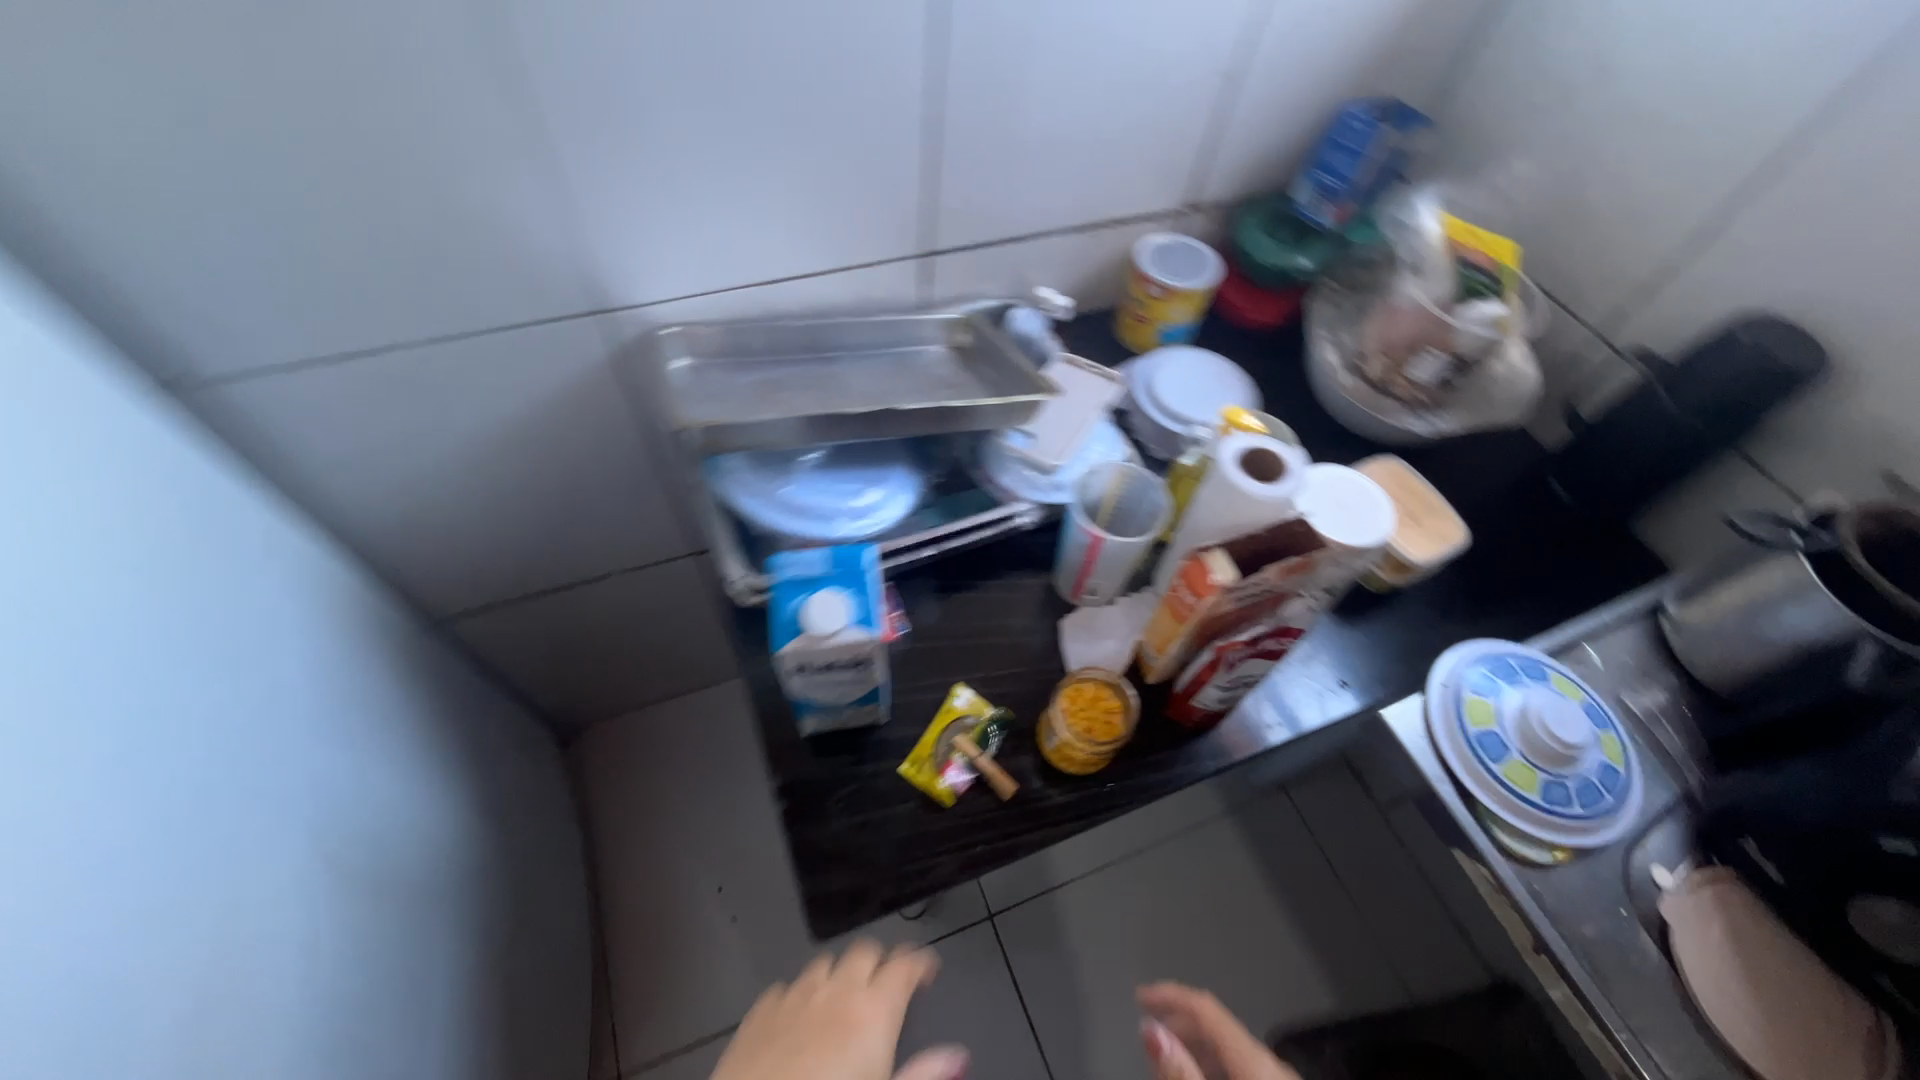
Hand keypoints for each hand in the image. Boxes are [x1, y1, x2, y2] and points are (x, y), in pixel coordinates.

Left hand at [710, 941, 966, 1079]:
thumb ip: (924, 1071)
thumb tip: (957, 1057)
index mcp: (872, 1011)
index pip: (905, 965)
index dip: (920, 962)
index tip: (927, 968)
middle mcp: (835, 991)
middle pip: (865, 952)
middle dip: (880, 961)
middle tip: (889, 981)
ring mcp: (794, 996)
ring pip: (825, 963)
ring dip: (840, 973)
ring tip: (846, 994)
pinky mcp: (760, 1011)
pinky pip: (787, 986)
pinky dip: (801, 993)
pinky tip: (801, 1015)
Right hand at [1137, 982, 1300, 1079]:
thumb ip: (1181, 1069)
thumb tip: (1151, 1030)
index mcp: (1255, 1057)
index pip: (1205, 1005)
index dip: (1169, 993)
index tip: (1140, 994)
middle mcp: (1272, 1060)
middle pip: (1217, 1023)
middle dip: (1178, 1022)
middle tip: (1148, 1032)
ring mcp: (1282, 1075)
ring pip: (1230, 1044)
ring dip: (1195, 1043)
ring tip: (1170, 1056)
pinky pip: (1241, 1062)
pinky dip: (1215, 1060)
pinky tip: (1201, 1072)